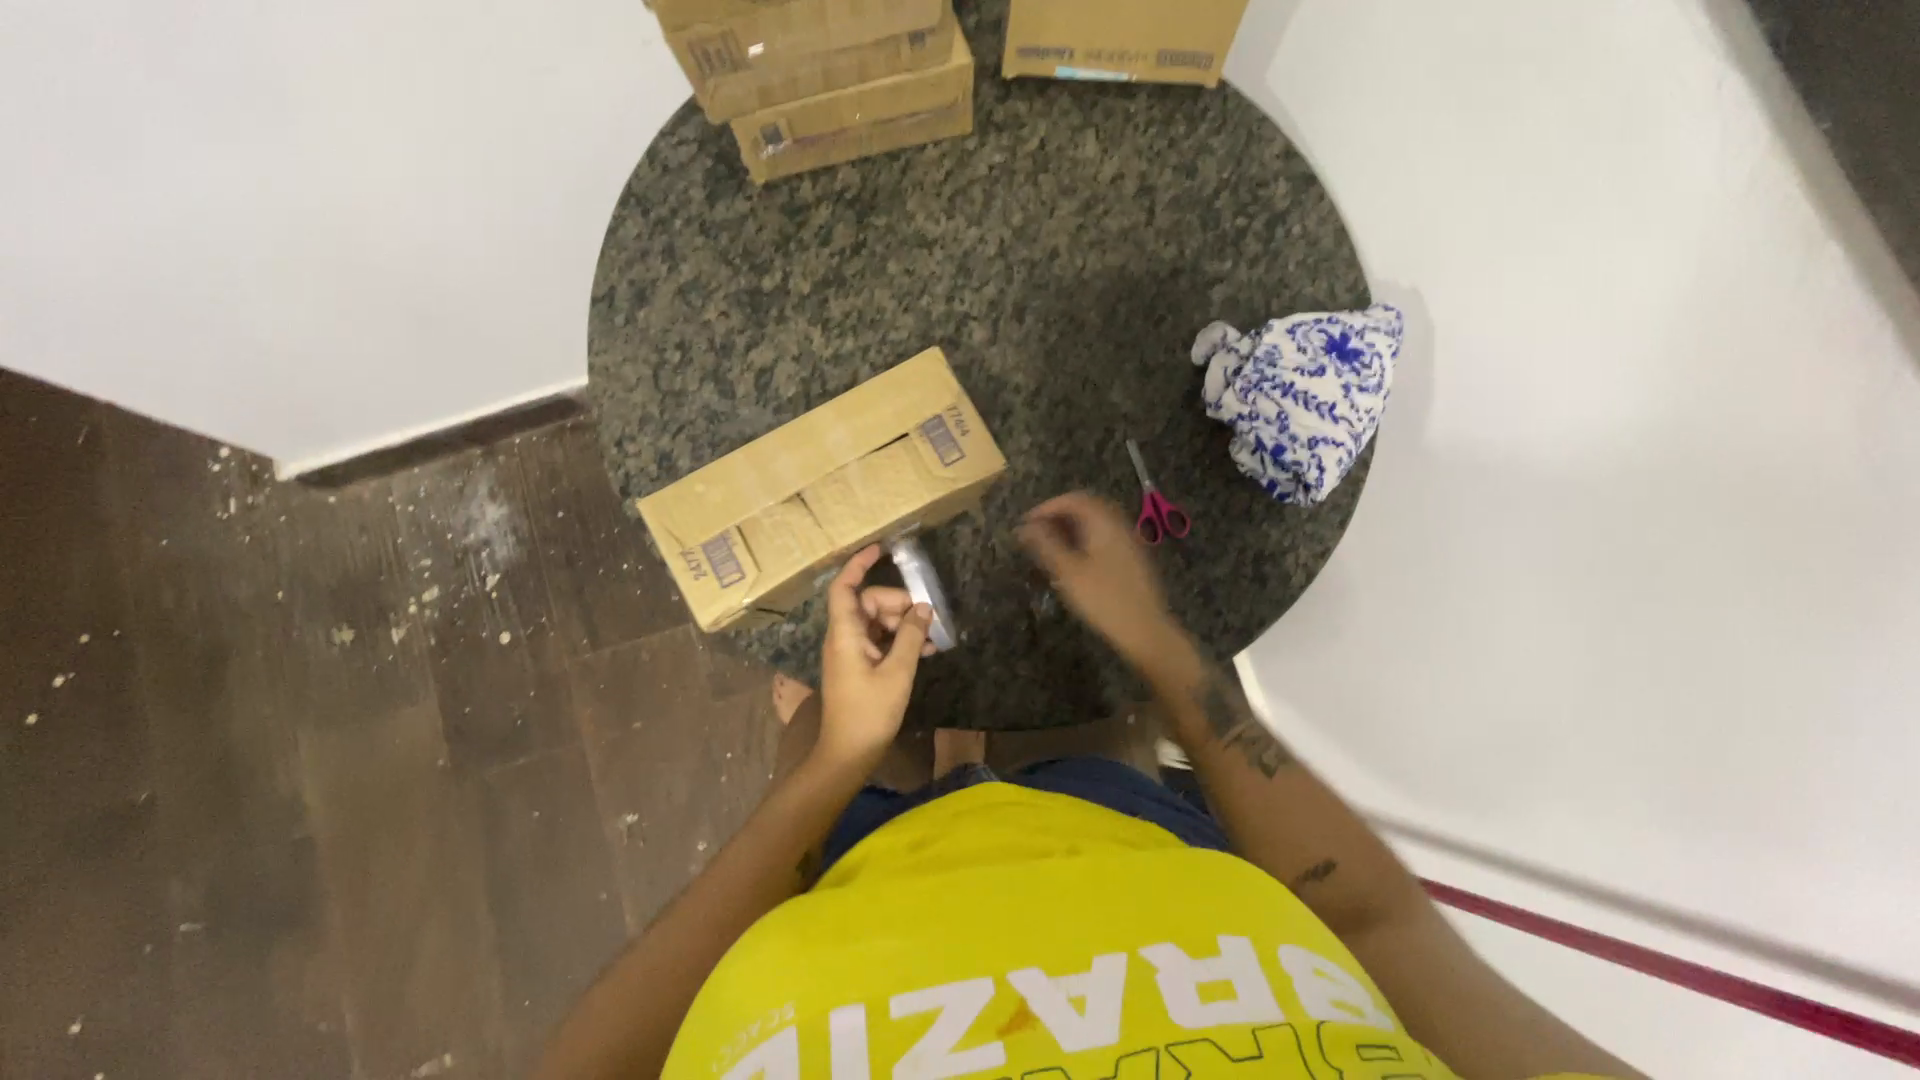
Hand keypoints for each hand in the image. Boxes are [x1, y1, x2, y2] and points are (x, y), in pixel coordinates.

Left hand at [817, 545, 933, 766]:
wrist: (848, 753)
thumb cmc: (869, 712)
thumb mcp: (897, 672)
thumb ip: (911, 636)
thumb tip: (923, 608)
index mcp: (845, 633)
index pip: (845, 587)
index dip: (859, 564)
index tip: (881, 550)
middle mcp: (844, 637)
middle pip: (869, 603)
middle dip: (899, 604)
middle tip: (927, 618)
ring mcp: (850, 653)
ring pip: (878, 622)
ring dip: (905, 625)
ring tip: (933, 639)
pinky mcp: (859, 667)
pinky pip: (880, 641)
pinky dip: (900, 641)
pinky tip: (926, 651)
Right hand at [1017, 492, 1186, 671]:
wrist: (1145, 629)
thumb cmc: (1103, 599)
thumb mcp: (1067, 572)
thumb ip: (1045, 545)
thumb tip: (1024, 527)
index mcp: (1105, 523)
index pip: (1073, 500)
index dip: (1047, 507)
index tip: (1026, 524)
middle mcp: (1119, 526)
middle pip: (1086, 508)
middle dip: (1059, 517)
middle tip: (1037, 534)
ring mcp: (1129, 542)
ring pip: (1096, 525)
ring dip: (1071, 530)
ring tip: (1050, 548)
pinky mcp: (1132, 560)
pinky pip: (1104, 539)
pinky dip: (1084, 542)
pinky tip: (1073, 563)